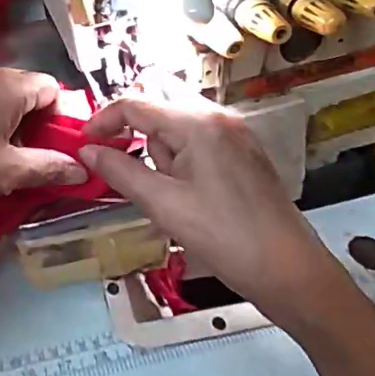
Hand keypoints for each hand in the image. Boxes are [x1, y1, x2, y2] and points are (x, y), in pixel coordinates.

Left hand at [0, 66, 90, 244]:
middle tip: (35, 157)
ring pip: (0, 95)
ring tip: (6, 159)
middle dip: (37, 119)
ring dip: (12, 121)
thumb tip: (83, 171)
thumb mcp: (7, 174)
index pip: (51, 86)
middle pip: (26, 87)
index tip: (58, 148)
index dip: (61, 116)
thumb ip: (50, 166)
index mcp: (4, 85)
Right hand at [79, 97, 347, 322]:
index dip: (104, 120)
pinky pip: (201, 140)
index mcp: (198, 122)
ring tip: (172, 197)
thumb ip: (120, 171)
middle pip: (160, 108)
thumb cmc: (224, 237)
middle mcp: (219, 116)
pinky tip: (190, 194)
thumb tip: (86, 150)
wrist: (290, 271)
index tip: (84, 144)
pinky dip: (183, 158)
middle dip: (137, 136)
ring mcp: (236, 132)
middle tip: (130, 173)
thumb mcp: (164, 205)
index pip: (136, 104)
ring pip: (180, 126)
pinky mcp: (245, 152)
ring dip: (162, 152)